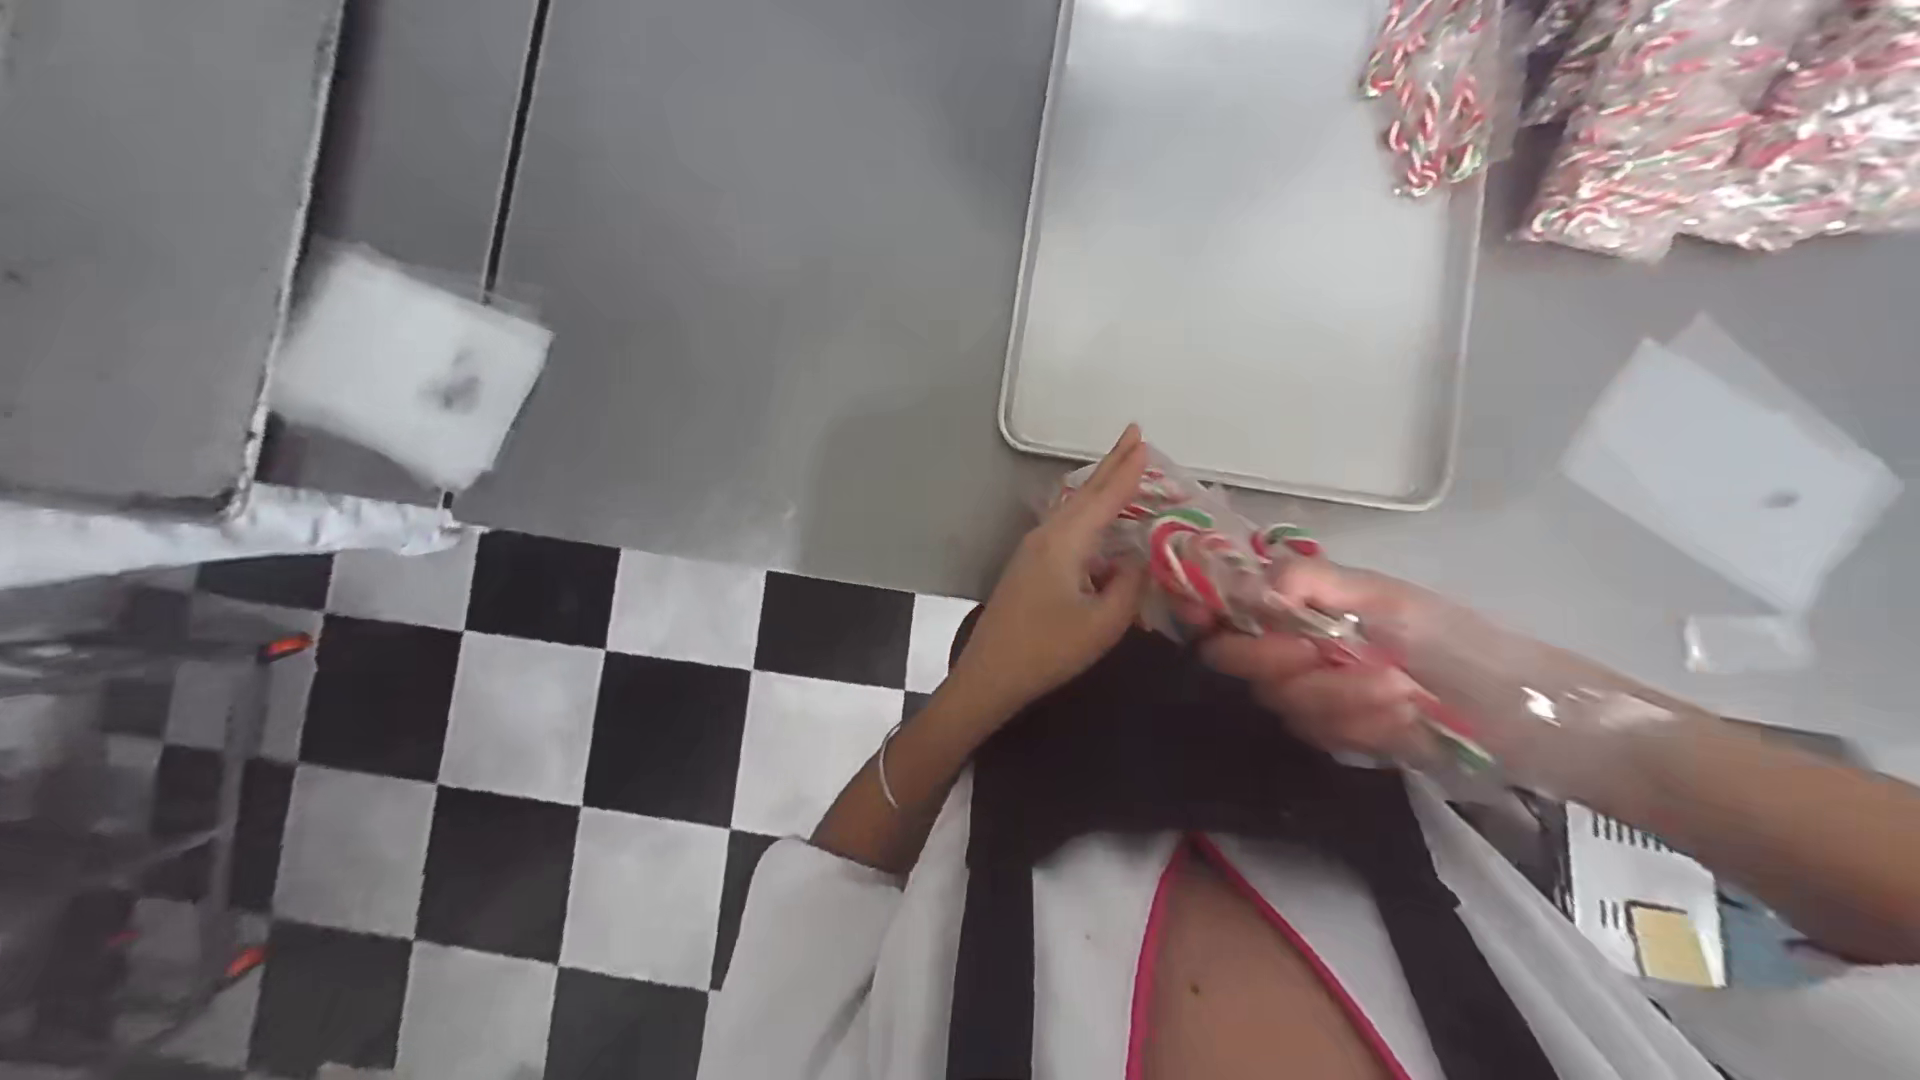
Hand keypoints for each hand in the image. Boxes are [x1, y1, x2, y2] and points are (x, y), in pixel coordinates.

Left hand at [945, 425, 1150, 719]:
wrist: (990, 675)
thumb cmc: (1048, 651)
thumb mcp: (1103, 623)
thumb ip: (1129, 586)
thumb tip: (1139, 560)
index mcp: (1064, 542)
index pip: (1103, 497)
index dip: (1127, 469)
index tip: (1143, 439)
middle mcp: (1046, 536)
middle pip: (1084, 494)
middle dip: (1111, 464)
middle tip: (1133, 435)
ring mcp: (1032, 550)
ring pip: (1072, 510)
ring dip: (1099, 489)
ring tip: (1122, 470)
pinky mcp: (1028, 567)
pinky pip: (1065, 528)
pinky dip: (1088, 516)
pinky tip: (1098, 523)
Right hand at [1199, 558, 1450, 761]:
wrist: (1509, 705)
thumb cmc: (1444, 636)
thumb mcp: (1383, 596)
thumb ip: (1311, 581)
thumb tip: (1248, 587)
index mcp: (1291, 605)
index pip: (1219, 607)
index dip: (1200, 612)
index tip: (1203, 620)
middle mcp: (1284, 647)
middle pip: (1234, 659)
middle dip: (1280, 660)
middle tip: (1327, 653)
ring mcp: (1304, 694)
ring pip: (1281, 702)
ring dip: (1342, 697)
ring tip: (1401, 690)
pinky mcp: (1328, 734)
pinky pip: (1319, 734)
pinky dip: (1364, 726)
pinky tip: (1402, 718)